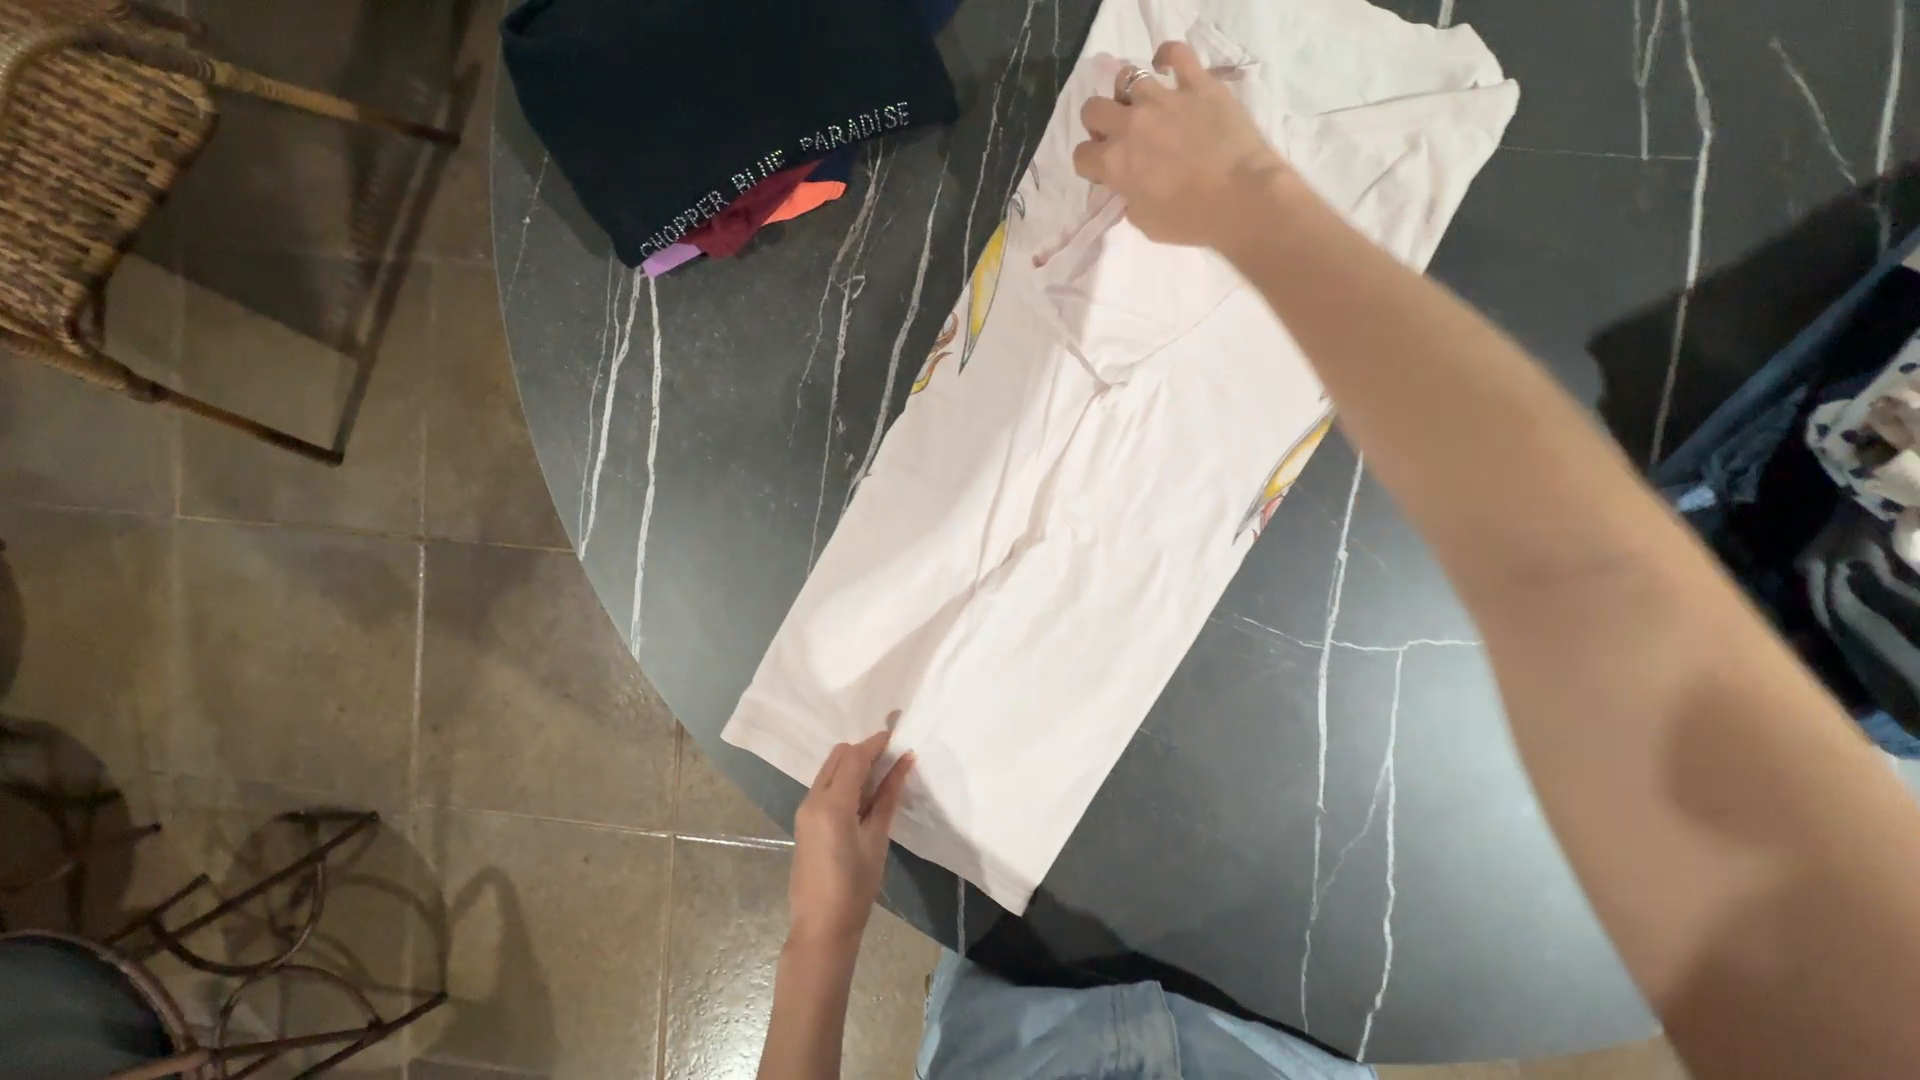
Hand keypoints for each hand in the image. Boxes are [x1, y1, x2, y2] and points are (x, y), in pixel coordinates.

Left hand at [787, 723, 914, 950]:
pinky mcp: (804, 821)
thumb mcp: (877, 839)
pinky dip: (844, 782)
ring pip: (830, 770)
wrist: (822, 925)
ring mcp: (804, 810)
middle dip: (864, 751)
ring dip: (853, 766)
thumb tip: (905, 762)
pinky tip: (865, 797)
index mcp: (832, 804)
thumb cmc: (856, 886)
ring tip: (883, 778)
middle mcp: (812, 799)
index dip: (877, 743)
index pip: (854, 758)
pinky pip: (824, 787)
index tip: (899, 736)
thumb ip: (889, 796)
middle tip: (892, 760)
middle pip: (838, 757)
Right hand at [1073, 41, 1292, 248]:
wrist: (1241, 198)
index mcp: (1114, 162)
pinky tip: (1166, 67)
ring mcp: (1163, 98)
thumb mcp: (1146, 224)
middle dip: (1099, 124)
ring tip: (1144, 108)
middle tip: (1119, 138)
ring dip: (1129, 94)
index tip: (1106, 173)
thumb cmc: (1191, 220)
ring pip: (1127, 77)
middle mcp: (1130, 124)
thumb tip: (1130, 189)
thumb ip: (1130, 200)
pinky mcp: (1197, 84)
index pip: (1081, 155)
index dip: (1091, 165)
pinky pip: (1176, 53)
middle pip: (1093, 109)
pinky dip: (1167, 56)